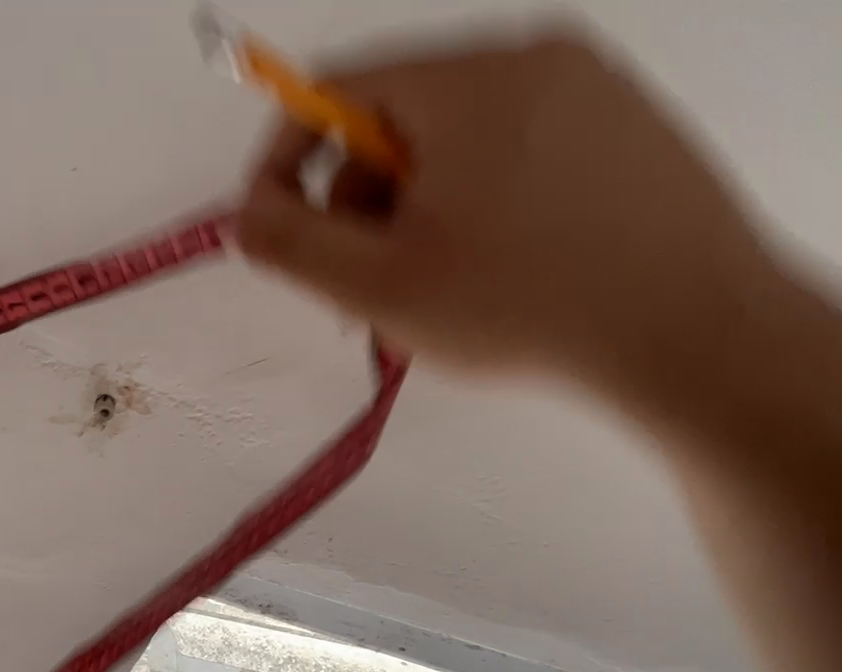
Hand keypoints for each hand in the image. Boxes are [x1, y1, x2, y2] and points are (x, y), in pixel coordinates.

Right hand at [237, 28, 777, 399]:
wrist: (695, 338)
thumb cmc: (517, 305)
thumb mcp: (372, 284)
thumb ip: (284, 242)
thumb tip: (248, 213)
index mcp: (474, 81)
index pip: (335, 89)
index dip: (282, 159)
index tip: (274, 230)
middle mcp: (536, 62)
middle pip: (390, 122)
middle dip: (353, 206)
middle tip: (359, 283)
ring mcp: (592, 92)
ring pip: (444, 148)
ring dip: (403, 220)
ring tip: (417, 295)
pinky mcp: (623, 131)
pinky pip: (503, 158)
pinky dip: (463, 213)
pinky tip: (476, 276)